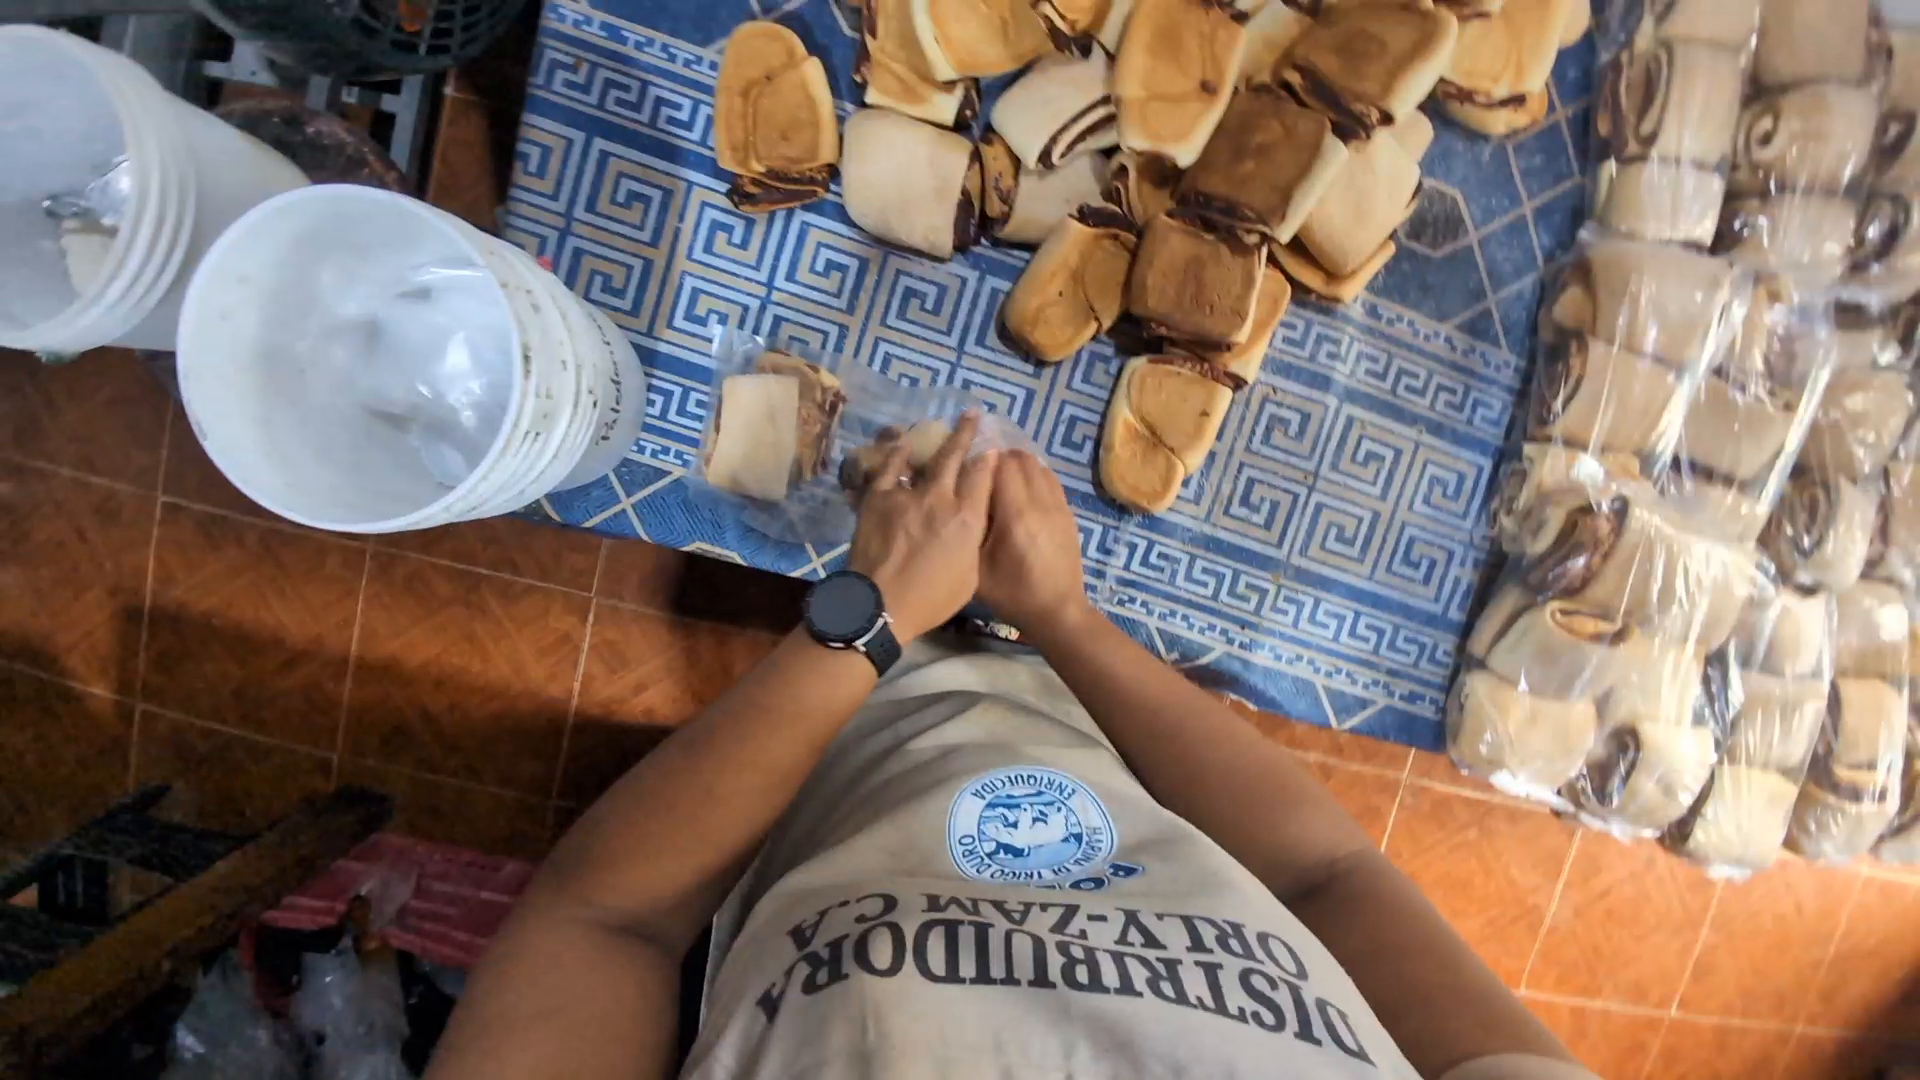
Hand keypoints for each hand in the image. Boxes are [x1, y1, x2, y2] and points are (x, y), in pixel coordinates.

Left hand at [848, 413, 996, 643]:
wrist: (880, 606)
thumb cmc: (930, 600)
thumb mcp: (969, 576)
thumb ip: (973, 541)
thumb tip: (973, 521)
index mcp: (967, 519)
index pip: (983, 477)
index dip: (989, 459)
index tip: (992, 448)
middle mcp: (941, 498)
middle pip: (956, 457)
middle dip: (966, 432)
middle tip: (972, 414)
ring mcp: (907, 495)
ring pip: (924, 459)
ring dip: (933, 440)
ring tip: (937, 425)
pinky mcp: (878, 498)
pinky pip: (889, 468)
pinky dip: (896, 454)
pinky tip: (901, 443)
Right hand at [977, 451, 1095, 641]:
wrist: (1057, 611)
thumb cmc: (1013, 594)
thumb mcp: (977, 569)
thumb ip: (969, 530)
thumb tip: (962, 499)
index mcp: (1016, 515)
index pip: (1002, 465)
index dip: (983, 461)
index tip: (969, 471)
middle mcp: (1041, 503)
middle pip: (1022, 459)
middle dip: (1001, 459)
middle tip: (982, 475)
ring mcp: (1059, 506)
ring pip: (1040, 465)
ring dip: (1020, 466)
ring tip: (1001, 482)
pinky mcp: (1069, 514)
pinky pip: (1051, 480)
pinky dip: (1035, 476)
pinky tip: (1022, 493)